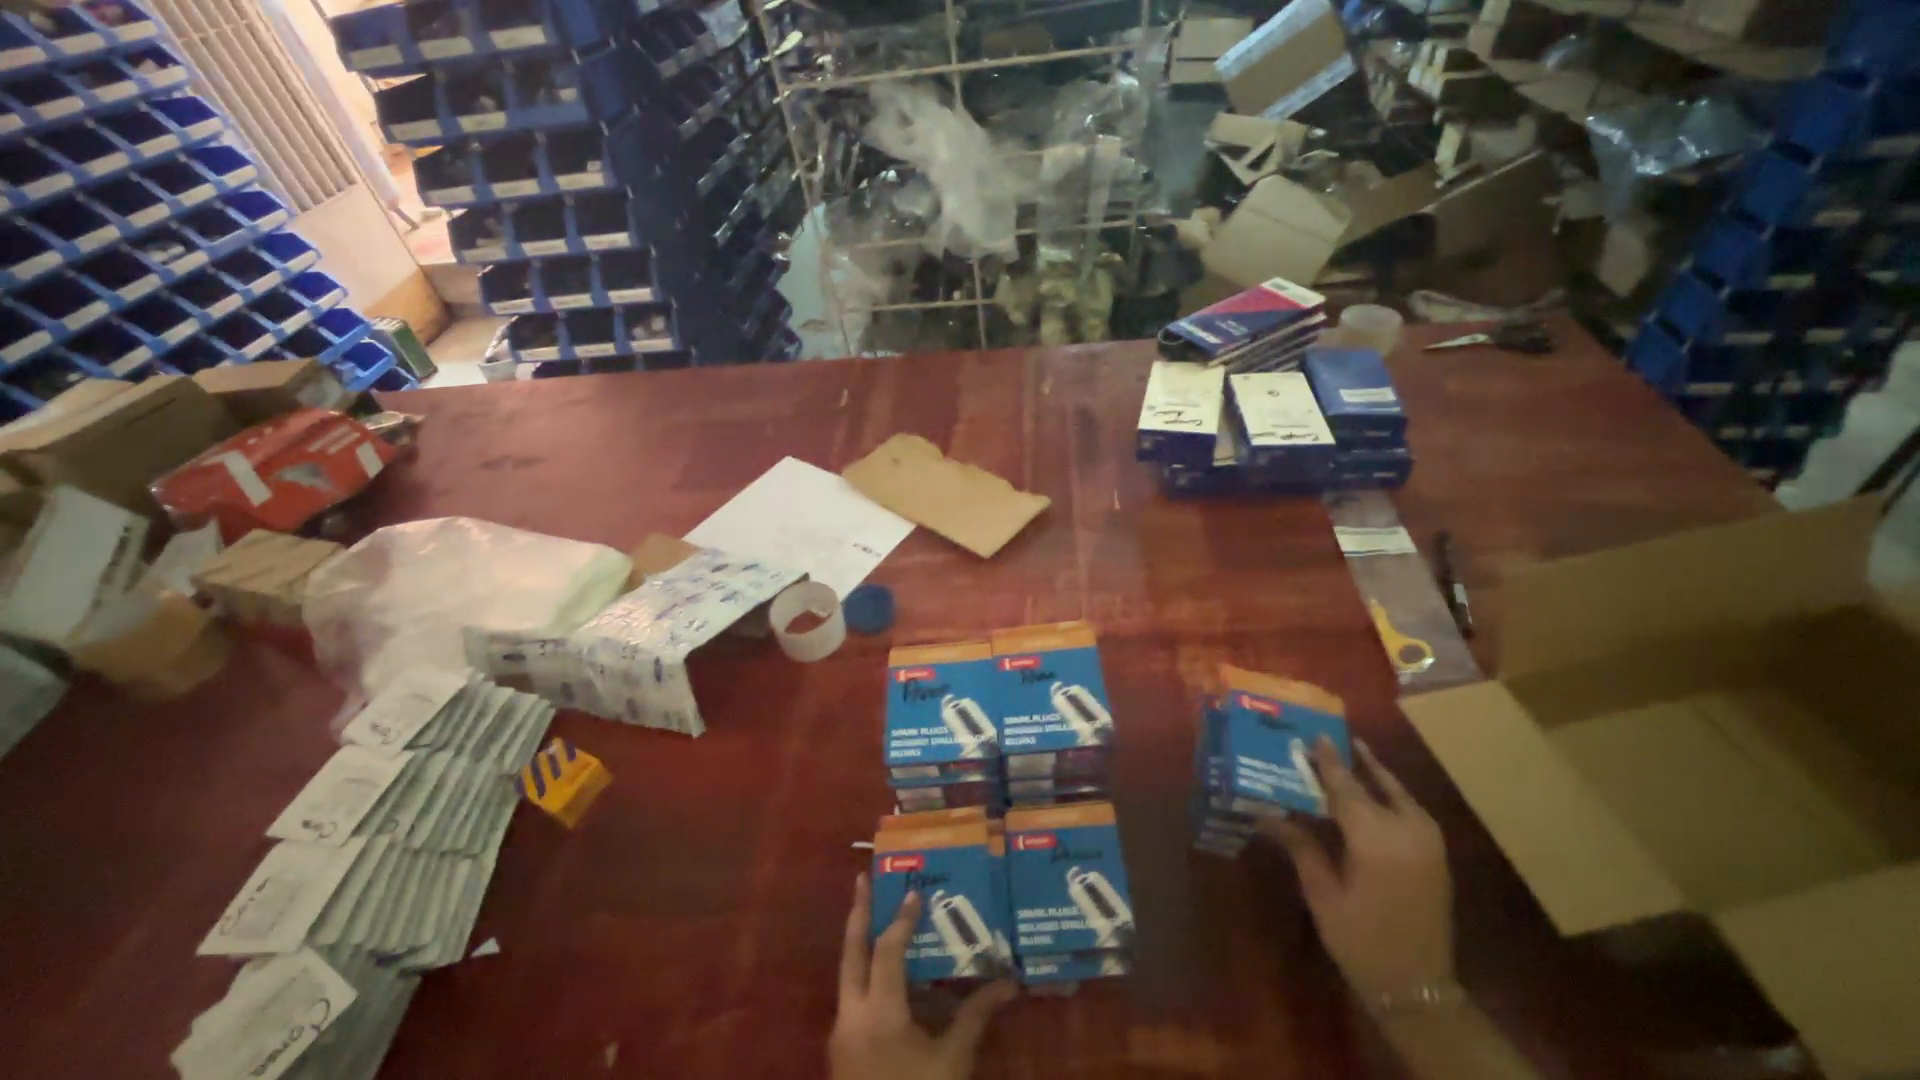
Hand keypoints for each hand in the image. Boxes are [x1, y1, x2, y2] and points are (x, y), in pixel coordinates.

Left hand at [830, 874, 1016, 1079]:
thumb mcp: (953, 1061)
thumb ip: (975, 1016)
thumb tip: (1009, 982)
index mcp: (878, 1014)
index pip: (888, 952)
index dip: (904, 921)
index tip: (917, 893)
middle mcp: (851, 1015)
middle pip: (850, 952)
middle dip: (858, 913)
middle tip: (864, 878)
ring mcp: (841, 1032)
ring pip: (845, 973)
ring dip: (859, 942)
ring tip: (874, 914)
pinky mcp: (842, 1048)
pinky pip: (851, 997)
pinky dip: (865, 973)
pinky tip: (884, 972)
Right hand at [1259, 738, 1454, 997]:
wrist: (1417, 985)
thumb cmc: (1360, 940)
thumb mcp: (1323, 894)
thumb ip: (1301, 847)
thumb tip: (1267, 815)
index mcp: (1376, 840)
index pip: (1346, 789)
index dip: (1327, 762)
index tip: (1313, 735)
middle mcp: (1407, 831)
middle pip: (1373, 785)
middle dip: (1349, 762)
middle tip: (1326, 739)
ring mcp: (1428, 840)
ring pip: (1398, 792)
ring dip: (1374, 773)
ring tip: (1352, 751)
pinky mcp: (1436, 852)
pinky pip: (1410, 808)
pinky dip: (1391, 792)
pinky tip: (1375, 789)